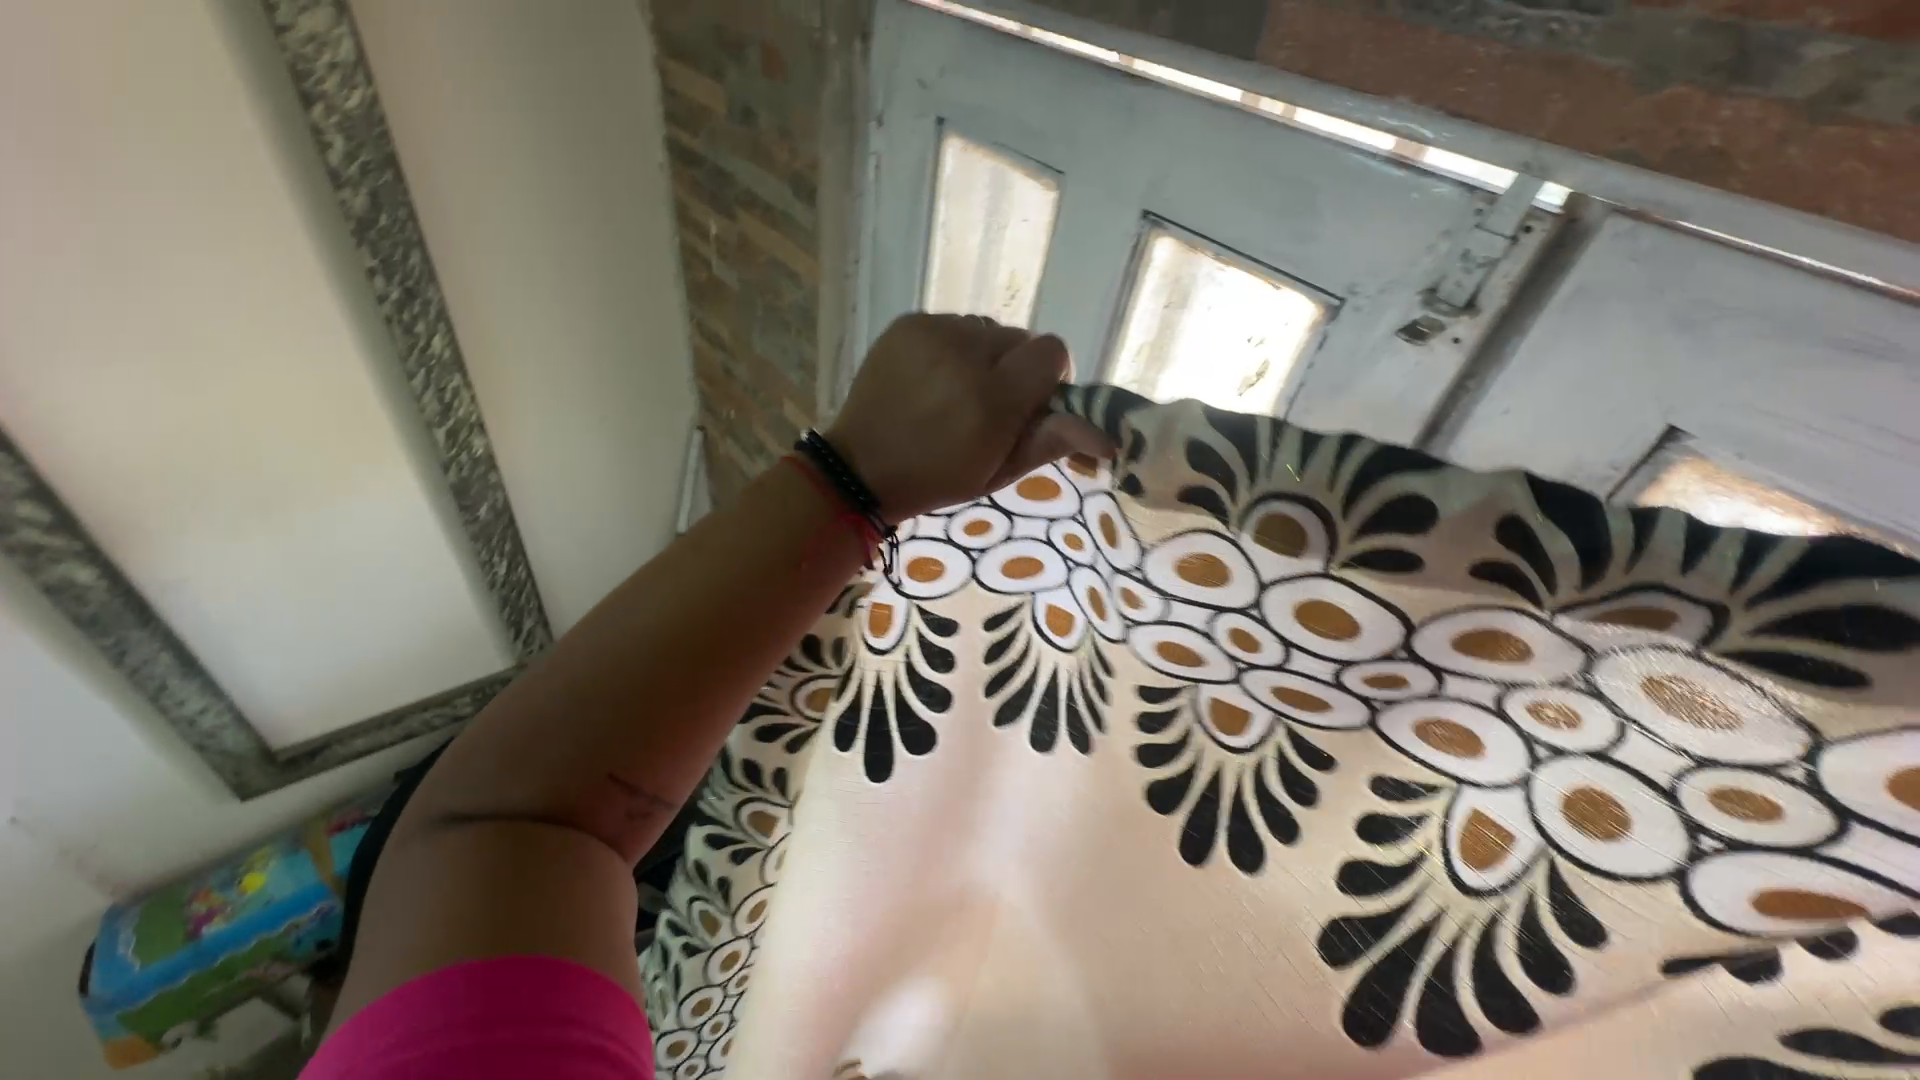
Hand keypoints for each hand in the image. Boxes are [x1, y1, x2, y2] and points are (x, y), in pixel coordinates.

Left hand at [825, 314, 1116, 522]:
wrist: (861, 468)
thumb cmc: (937, 478)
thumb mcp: (998, 472)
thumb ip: (1050, 442)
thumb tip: (1108, 436)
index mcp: (995, 398)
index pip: (1052, 352)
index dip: (1047, 379)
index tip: (1026, 405)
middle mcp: (967, 354)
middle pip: (1019, 339)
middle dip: (1013, 368)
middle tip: (985, 404)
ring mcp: (932, 333)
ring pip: (985, 330)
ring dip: (982, 355)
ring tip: (954, 391)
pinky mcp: (908, 324)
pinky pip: (952, 324)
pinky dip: (951, 347)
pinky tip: (931, 379)